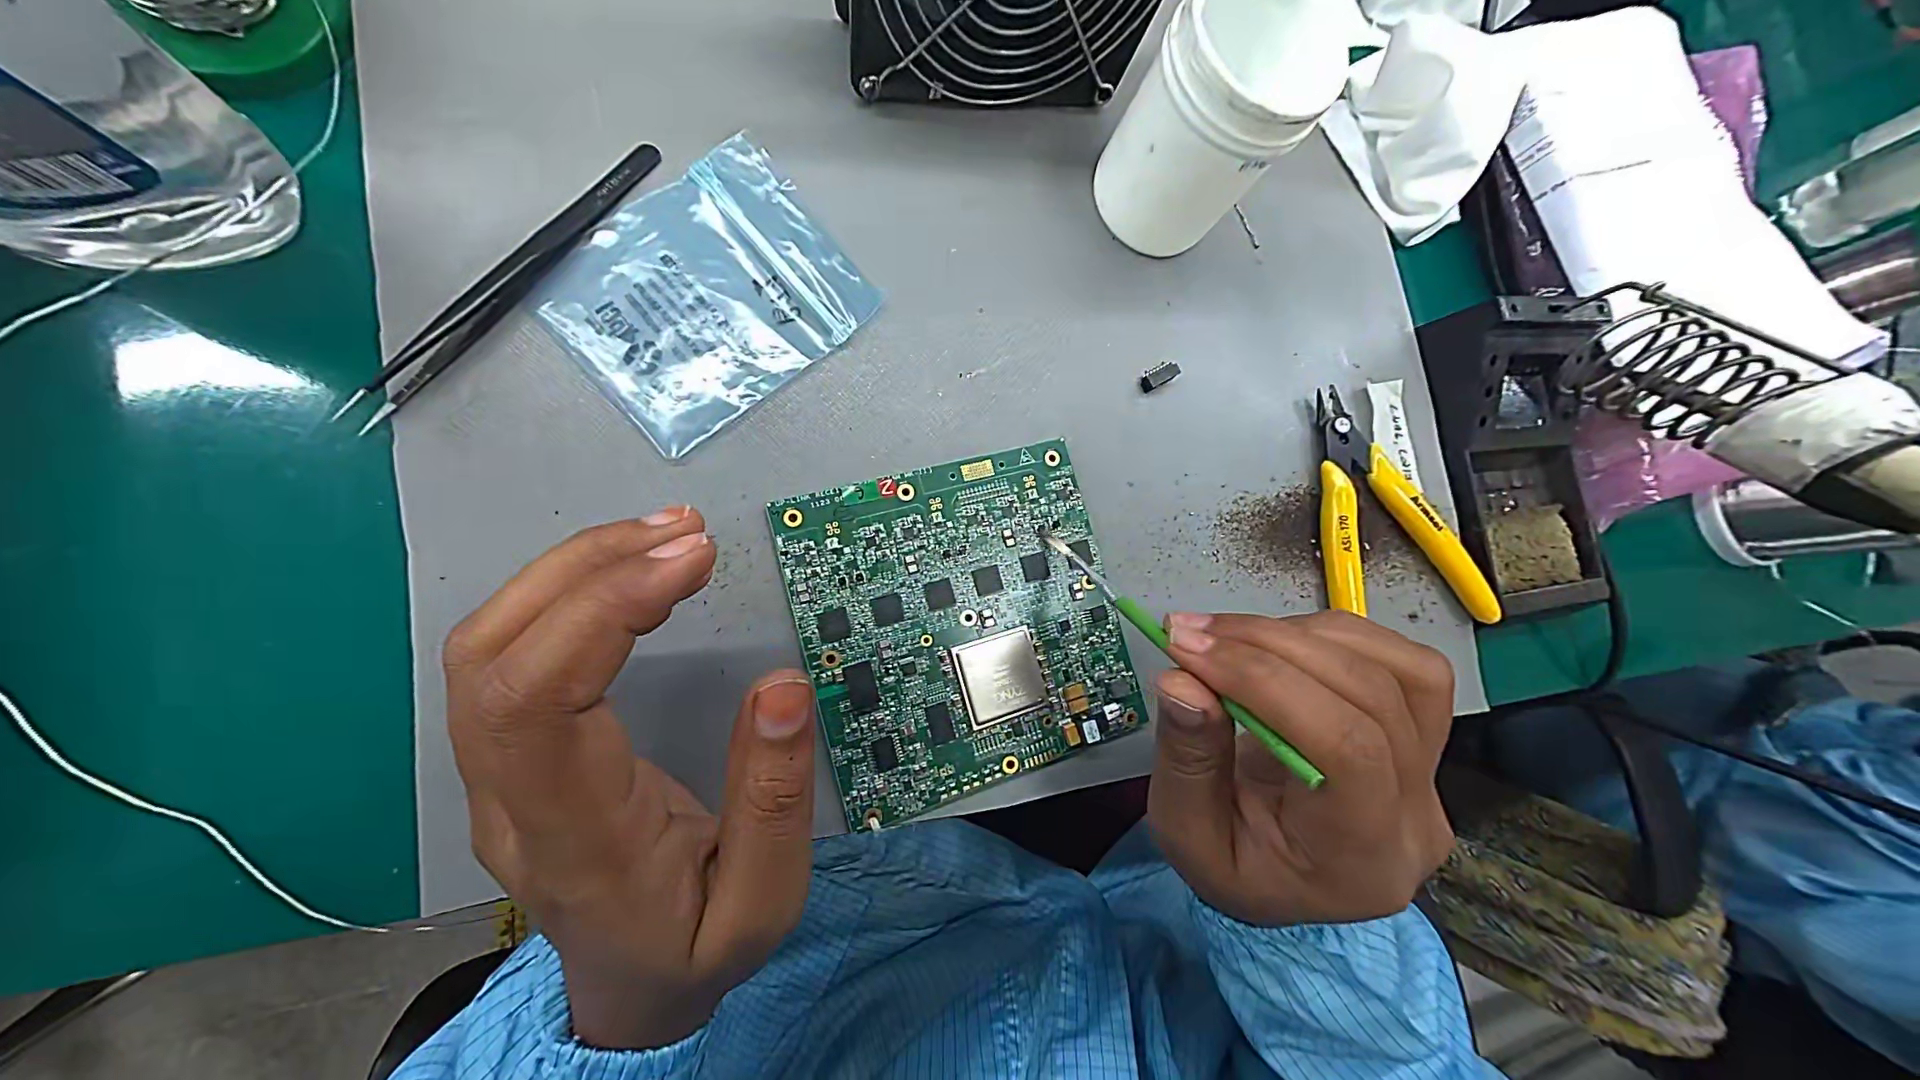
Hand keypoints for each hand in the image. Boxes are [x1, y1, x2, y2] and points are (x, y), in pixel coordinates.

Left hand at [442, 509, 817, 1048]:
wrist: (626, 994)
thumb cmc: (692, 951)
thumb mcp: (761, 904)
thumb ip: (774, 803)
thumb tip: (783, 685)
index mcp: (571, 836)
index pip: (535, 703)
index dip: (603, 610)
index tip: (692, 561)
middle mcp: (508, 796)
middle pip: (493, 653)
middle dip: (591, 568)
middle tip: (688, 533)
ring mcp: (494, 772)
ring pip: (489, 641)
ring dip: (577, 568)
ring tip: (669, 534)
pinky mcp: (511, 748)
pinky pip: (512, 650)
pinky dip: (570, 590)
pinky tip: (633, 570)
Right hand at [1149, 611, 1455, 926]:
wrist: (1279, 876)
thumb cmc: (1234, 866)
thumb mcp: (1185, 833)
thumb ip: (1186, 759)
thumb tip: (1181, 680)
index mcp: (1362, 857)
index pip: (1345, 747)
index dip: (1265, 681)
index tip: (1188, 650)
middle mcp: (1418, 813)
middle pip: (1371, 696)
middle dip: (1269, 645)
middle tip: (1190, 632)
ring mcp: (1432, 771)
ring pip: (1399, 668)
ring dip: (1301, 634)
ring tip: (1227, 637)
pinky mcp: (1426, 735)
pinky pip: (1403, 663)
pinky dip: (1330, 635)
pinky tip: (1275, 642)